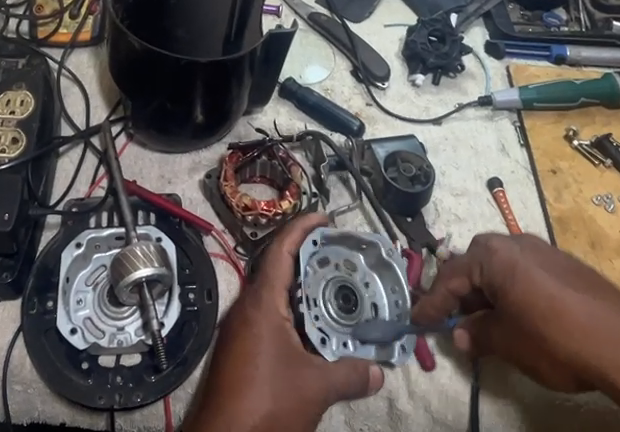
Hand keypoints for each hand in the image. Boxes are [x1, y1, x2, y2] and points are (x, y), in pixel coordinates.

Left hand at [184, 213, 383, 431]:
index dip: (302, 228)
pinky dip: (293, 317)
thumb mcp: (315, 388)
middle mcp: (247, 308)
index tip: (324, 217)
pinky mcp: (240, 351)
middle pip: (278, 270)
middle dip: (308, 260)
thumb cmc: (265, 402)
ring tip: (335, 291)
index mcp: (261, 302)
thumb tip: (379, 371)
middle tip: (341, 257)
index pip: (281, 250)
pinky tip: (315, 333)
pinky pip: (269, 320)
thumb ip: (349, 374)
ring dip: (302, 293)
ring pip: (274, 298)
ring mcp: (241, 330)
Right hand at [410, 232, 619, 393]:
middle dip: (461, 292)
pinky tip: (518, 316)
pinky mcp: (566, 266)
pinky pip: (525, 273)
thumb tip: (461, 335)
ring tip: (484, 322)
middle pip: (475, 264)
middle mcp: (515, 243)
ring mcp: (543, 251)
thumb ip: (479, 335)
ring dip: (488, 293)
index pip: (451, 277)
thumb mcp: (508, 342)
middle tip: (451, 319)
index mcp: (493, 254)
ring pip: (501, 268)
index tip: (418, 320)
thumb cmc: (556, 340)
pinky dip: (512, 292)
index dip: (433, 302)